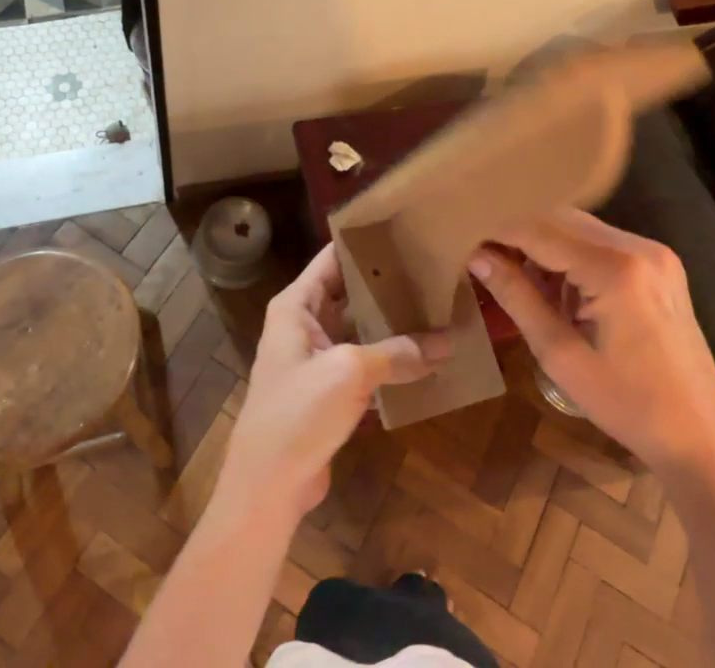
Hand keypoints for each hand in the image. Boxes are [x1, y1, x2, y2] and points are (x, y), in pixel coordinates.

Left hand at [215, 244, 450, 519]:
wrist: (268, 483)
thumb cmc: (299, 412)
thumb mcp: (350, 371)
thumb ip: (398, 353)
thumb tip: (446, 344)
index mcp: (295, 306)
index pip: (332, 259)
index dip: (365, 243)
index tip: (406, 230)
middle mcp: (302, 326)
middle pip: (348, 294)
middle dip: (387, 285)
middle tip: (435, 271)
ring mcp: (314, 361)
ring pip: (359, 332)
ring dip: (392, 327)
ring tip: (438, 311)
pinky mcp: (327, 394)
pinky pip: (363, 367)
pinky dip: (389, 363)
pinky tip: (425, 361)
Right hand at [469, 210, 714, 469]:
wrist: (700, 436)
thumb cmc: (626, 405)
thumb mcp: (560, 354)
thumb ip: (517, 298)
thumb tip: (476, 257)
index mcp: (615, 268)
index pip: (538, 228)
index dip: (494, 228)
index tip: (458, 235)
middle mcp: (638, 247)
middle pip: (560, 218)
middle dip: (515, 232)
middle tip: (476, 253)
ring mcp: (655, 255)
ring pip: (579, 229)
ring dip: (541, 244)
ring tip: (508, 272)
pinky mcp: (660, 267)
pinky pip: (601, 245)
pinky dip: (569, 257)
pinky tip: (550, 286)